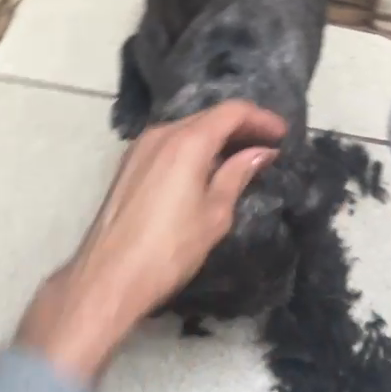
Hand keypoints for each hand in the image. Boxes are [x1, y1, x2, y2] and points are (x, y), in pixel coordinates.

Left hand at [16, 100, 285, 380]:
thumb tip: (261, 152)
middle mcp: (162, 133)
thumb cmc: (169, 250)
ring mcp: (141, 147)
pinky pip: (171, 143)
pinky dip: (195, 147)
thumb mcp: (214, 214)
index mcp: (187, 141)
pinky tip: (209, 168)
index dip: (261, 118)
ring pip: (188, 129)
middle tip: (269, 145)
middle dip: (241, 127)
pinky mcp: (130, 165)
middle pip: (209, 117)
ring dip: (217, 137)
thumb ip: (237, 174)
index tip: (283, 134)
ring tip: (243, 157)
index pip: (232, 112)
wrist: (107, 279)